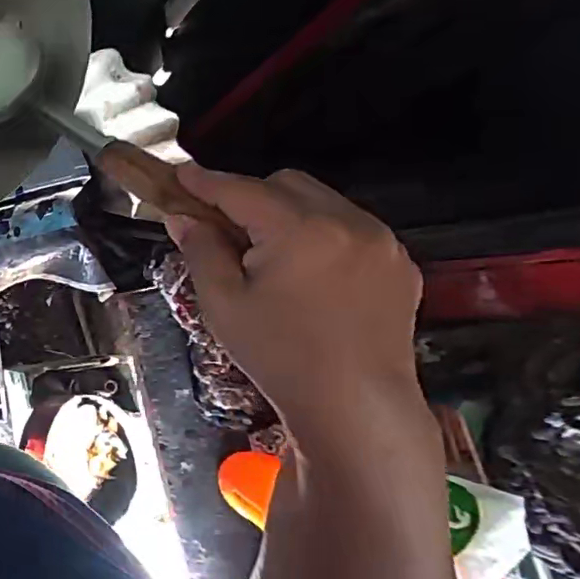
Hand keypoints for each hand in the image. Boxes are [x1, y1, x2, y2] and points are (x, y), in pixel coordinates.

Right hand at [166, 164, 423, 422]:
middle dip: (249, 194)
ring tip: (264, 251)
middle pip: (287, 183)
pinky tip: (304, 272)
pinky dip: (319, 234)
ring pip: (321, 202)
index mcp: (300, 230)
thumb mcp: (222, 303)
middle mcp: (349, 222)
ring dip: (285, 212)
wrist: (354, 404)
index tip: (180, 174)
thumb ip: (201, 250)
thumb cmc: (277, 354)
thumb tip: (183, 217)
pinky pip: (350, 228)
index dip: (205, 180)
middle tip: (221, 225)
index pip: (242, 189)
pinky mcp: (399, 264)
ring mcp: (382, 241)